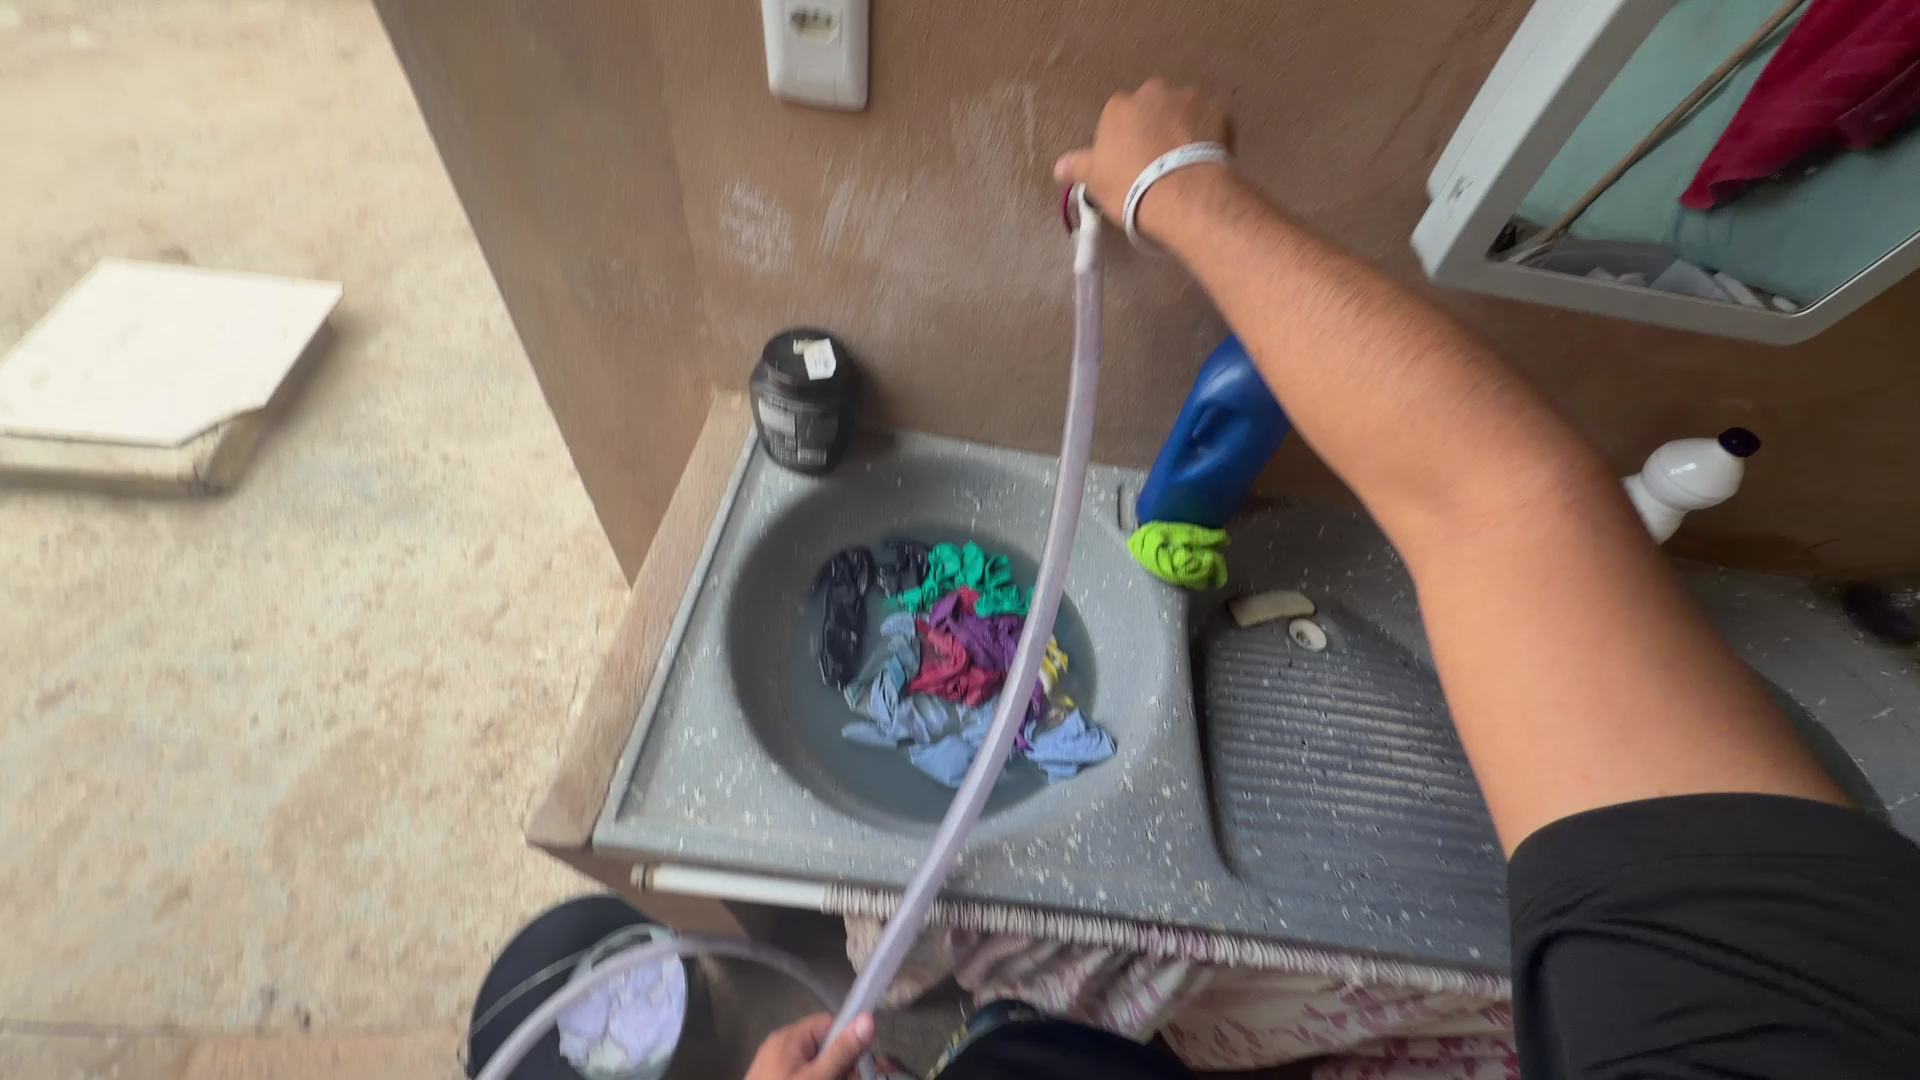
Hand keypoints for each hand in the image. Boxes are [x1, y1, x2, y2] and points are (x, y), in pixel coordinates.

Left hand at [745, 1012, 875, 1079]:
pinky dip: (819, 1078)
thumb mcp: (816, 1079)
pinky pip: (805, 1075)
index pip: (829, 1024)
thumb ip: (841, 1052)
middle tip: (854, 1079)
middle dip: (843, 1067)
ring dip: (834, 1075)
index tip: (858, 1066)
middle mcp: (782, 1048)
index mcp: (788, 1038)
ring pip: (817, 1067)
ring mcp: (777, 1070)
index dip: (847, 1042)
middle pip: (825, 1048)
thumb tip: (869, 1018)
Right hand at [1053, 78, 1231, 241]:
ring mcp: (1188, 97)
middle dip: (1152, 131)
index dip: (1121, 145)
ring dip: (1180, 131)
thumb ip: (1077, 168)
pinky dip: (1206, 136)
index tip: (1127, 167)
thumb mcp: (1095, 182)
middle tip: (1155, 166)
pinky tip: (1203, 161)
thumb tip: (1059, 166)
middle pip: (1149, 111)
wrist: (1181, 194)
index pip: (1116, 121)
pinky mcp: (1219, 110)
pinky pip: (1209, 121)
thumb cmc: (1130, 188)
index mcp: (1118, 107)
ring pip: (1180, 114)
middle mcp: (1152, 92)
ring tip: (1182, 166)